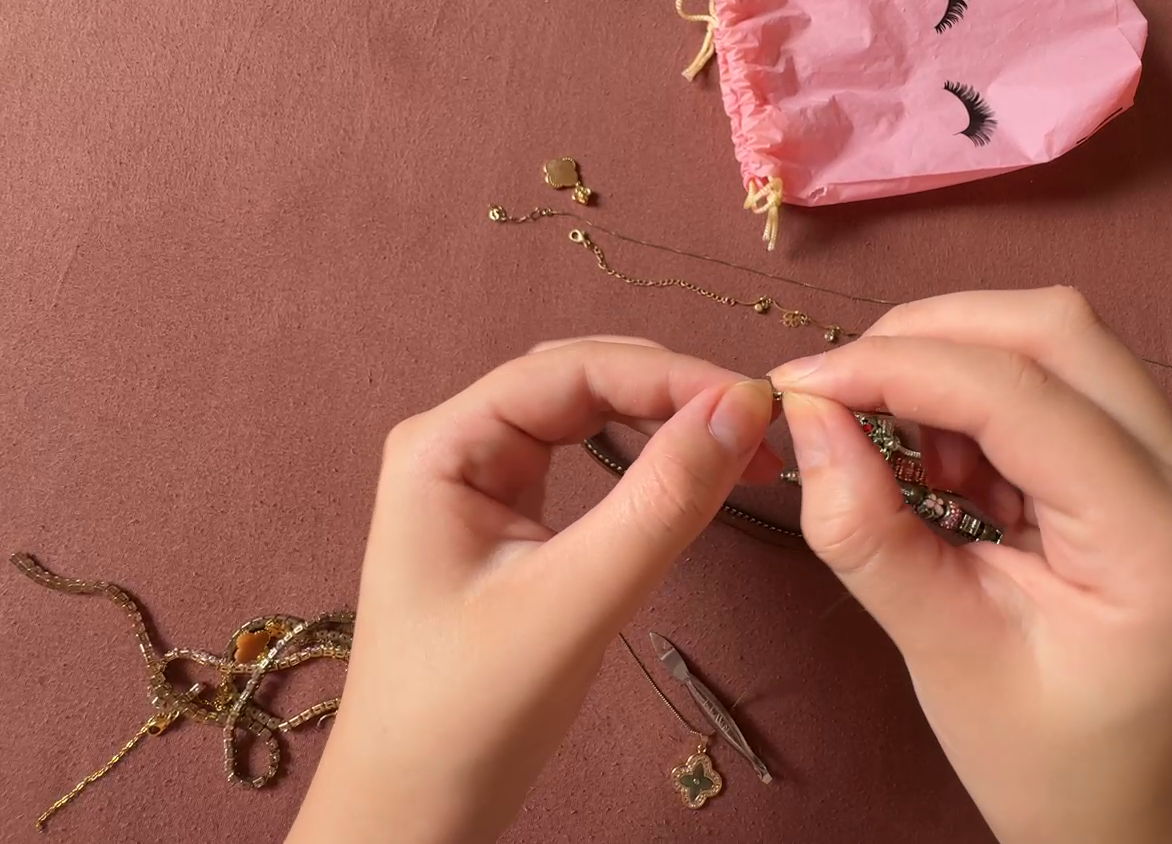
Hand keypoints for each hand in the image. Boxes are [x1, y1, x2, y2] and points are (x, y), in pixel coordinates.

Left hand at [286, 339, 774, 843]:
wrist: (416, 806)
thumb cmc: (469, 714)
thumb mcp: (576, 601)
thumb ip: (662, 499)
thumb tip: (741, 408)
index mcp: (444, 442)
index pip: (571, 370)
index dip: (669, 375)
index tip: (754, 400)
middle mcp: (458, 437)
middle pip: (581, 378)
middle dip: (671, 391)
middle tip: (755, 424)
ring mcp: (482, 467)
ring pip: (587, 408)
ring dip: (664, 416)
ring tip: (736, 442)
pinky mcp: (508, 500)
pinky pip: (585, 450)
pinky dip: (645, 450)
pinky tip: (685, 460)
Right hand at [770, 289, 1171, 843]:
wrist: (1106, 792)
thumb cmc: (1034, 747)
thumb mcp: (935, 650)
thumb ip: (863, 530)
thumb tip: (808, 416)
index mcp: (1158, 544)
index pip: (1018, 398)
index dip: (895, 369)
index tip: (801, 382)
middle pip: (1051, 326)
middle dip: (924, 336)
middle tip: (844, 389)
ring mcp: (1171, 457)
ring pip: (1047, 332)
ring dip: (946, 359)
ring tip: (913, 455)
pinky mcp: (1134, 450)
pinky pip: (1043, 368)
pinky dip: (965, 387)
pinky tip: (948, 464)